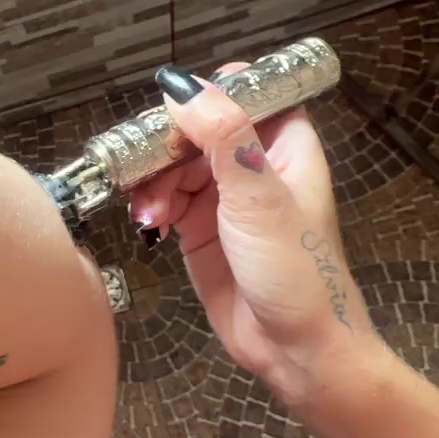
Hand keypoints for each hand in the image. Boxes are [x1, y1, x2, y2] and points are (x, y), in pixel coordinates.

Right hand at [128, 65, 381, 403]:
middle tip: (143, 169)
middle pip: (196, 127)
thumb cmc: (295, 270)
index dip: (207, 94)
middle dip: (164, 146)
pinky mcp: (199, 227)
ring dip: (152, 182)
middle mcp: (252, 163)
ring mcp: (224, 196)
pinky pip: (165, 198)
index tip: (171, 111)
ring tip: (150, 215)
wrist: (295, 351)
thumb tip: (180, 86)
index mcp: (283, 143)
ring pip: (173, 163)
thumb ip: (222, 137)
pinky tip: (150, 226)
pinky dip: (151, 207)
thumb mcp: (259, 198)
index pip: (243, 92)